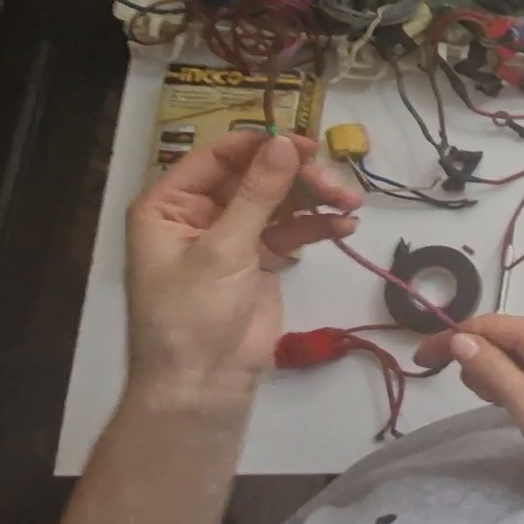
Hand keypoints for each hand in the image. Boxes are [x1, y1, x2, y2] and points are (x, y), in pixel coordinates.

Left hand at [126, 130, 361, 409]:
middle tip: (337, 188)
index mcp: (171, 205)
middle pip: (258, 177)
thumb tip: (285, 144)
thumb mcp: (225, 249)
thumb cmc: (194, 312)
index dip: (263, 147)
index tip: (308, 146)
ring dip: (318, 200)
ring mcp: (235, 235)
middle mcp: (202, 213)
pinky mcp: (262, 257)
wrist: (205, 379)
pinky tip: (345, 227)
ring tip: (352, 206)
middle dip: (300, 179)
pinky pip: (294, 230)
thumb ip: (258, 194)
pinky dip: (319, 226)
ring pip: (282, 201)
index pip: (219, 158)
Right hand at [417, 315, 523, 523]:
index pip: (488, 324)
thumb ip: (491, 369)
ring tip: (510, 408)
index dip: (451, 339)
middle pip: (506, 334)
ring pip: (523, 349)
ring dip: (503, 372)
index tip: (420, 361)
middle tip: (486, 401)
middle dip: (482, 361)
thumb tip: (459, 338)